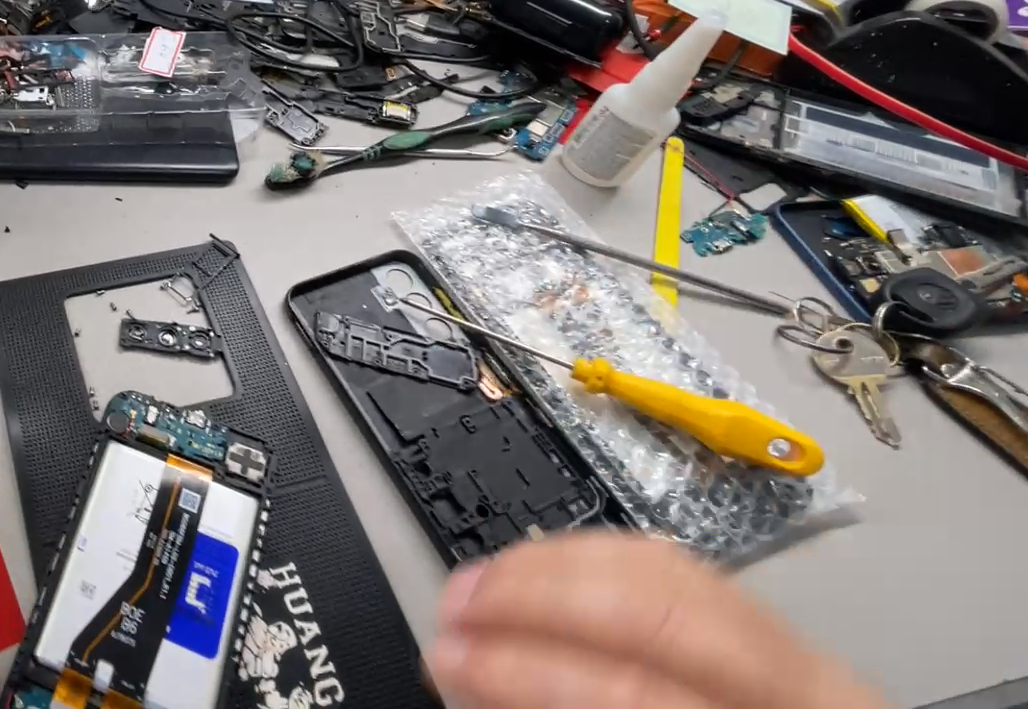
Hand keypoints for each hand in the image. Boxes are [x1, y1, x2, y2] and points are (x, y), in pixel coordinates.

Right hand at [427, 531, 889, 708]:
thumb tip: (471, 679)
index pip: (632, 691)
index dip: (524, 669)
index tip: (449, 659)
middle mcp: (799, 691)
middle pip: (647, 609)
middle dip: (529, 598)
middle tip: (454, 607)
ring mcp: (791, 647)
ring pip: (651, 566)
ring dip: (541, 566)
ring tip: (475, 583)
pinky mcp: (758, 614)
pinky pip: (657, 558)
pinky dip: (578, 556)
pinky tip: (529, 569)